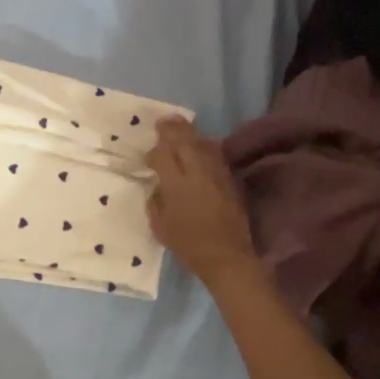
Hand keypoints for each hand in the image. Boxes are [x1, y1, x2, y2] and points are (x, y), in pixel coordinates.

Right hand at [145, 116, 259, 278]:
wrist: (226, 256)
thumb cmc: (188, 244)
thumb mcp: (159, 225)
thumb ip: (155, 201)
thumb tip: (157, 186)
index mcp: (176, 184)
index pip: (162, 154)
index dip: (154, 151)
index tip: (148, 157)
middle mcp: (197, 172)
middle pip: (184, 140)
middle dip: (172, 129)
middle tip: (164, 122)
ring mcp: (216, 174)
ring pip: (203, 144)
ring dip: (191, 135)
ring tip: (181, 130)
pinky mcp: (230, 180)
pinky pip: (216, 155)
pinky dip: (206, 147)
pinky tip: (201, 148)